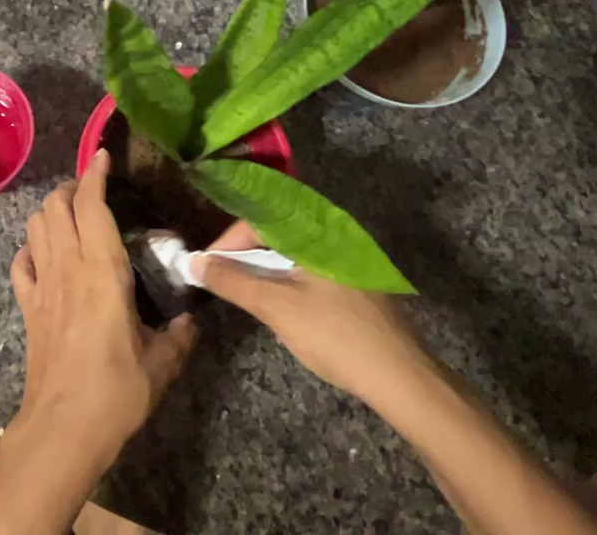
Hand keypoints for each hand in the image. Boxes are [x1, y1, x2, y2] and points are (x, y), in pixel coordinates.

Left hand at [8, 149, 197, 458]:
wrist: (62, 427)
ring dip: (50, 211)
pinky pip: (20, 263)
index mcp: (103, 270)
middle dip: (71, 188)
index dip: (95, 175)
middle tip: (91, 190)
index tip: (102, 156)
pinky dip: (30, 248)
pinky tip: (43, 255)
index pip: (92, 206)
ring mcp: (42, 285)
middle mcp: (68, 266)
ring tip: (70, 214)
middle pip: (56, 206)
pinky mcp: (27, 307)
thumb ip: (179, 338)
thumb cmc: (116, 390)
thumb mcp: (160, 365)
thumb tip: (192, 322)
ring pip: (35, 226)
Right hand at [194, 222, 433, 406]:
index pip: (259, 218)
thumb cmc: (336, 336)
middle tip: (218, 274)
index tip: (204, 264)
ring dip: (263, 262)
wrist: (402, 377)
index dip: (227, 240)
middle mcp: (334, 232)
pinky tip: (275, 296)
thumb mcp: (276, 308)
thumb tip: (193, 262)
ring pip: (292, 247)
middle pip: (275, 228)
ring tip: (240, 285)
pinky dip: (284, 272)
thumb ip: (232, 281)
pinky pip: (308, 262)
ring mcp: (348, 255)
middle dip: (242, 249)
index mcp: (316, 230)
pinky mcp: (354, 278)